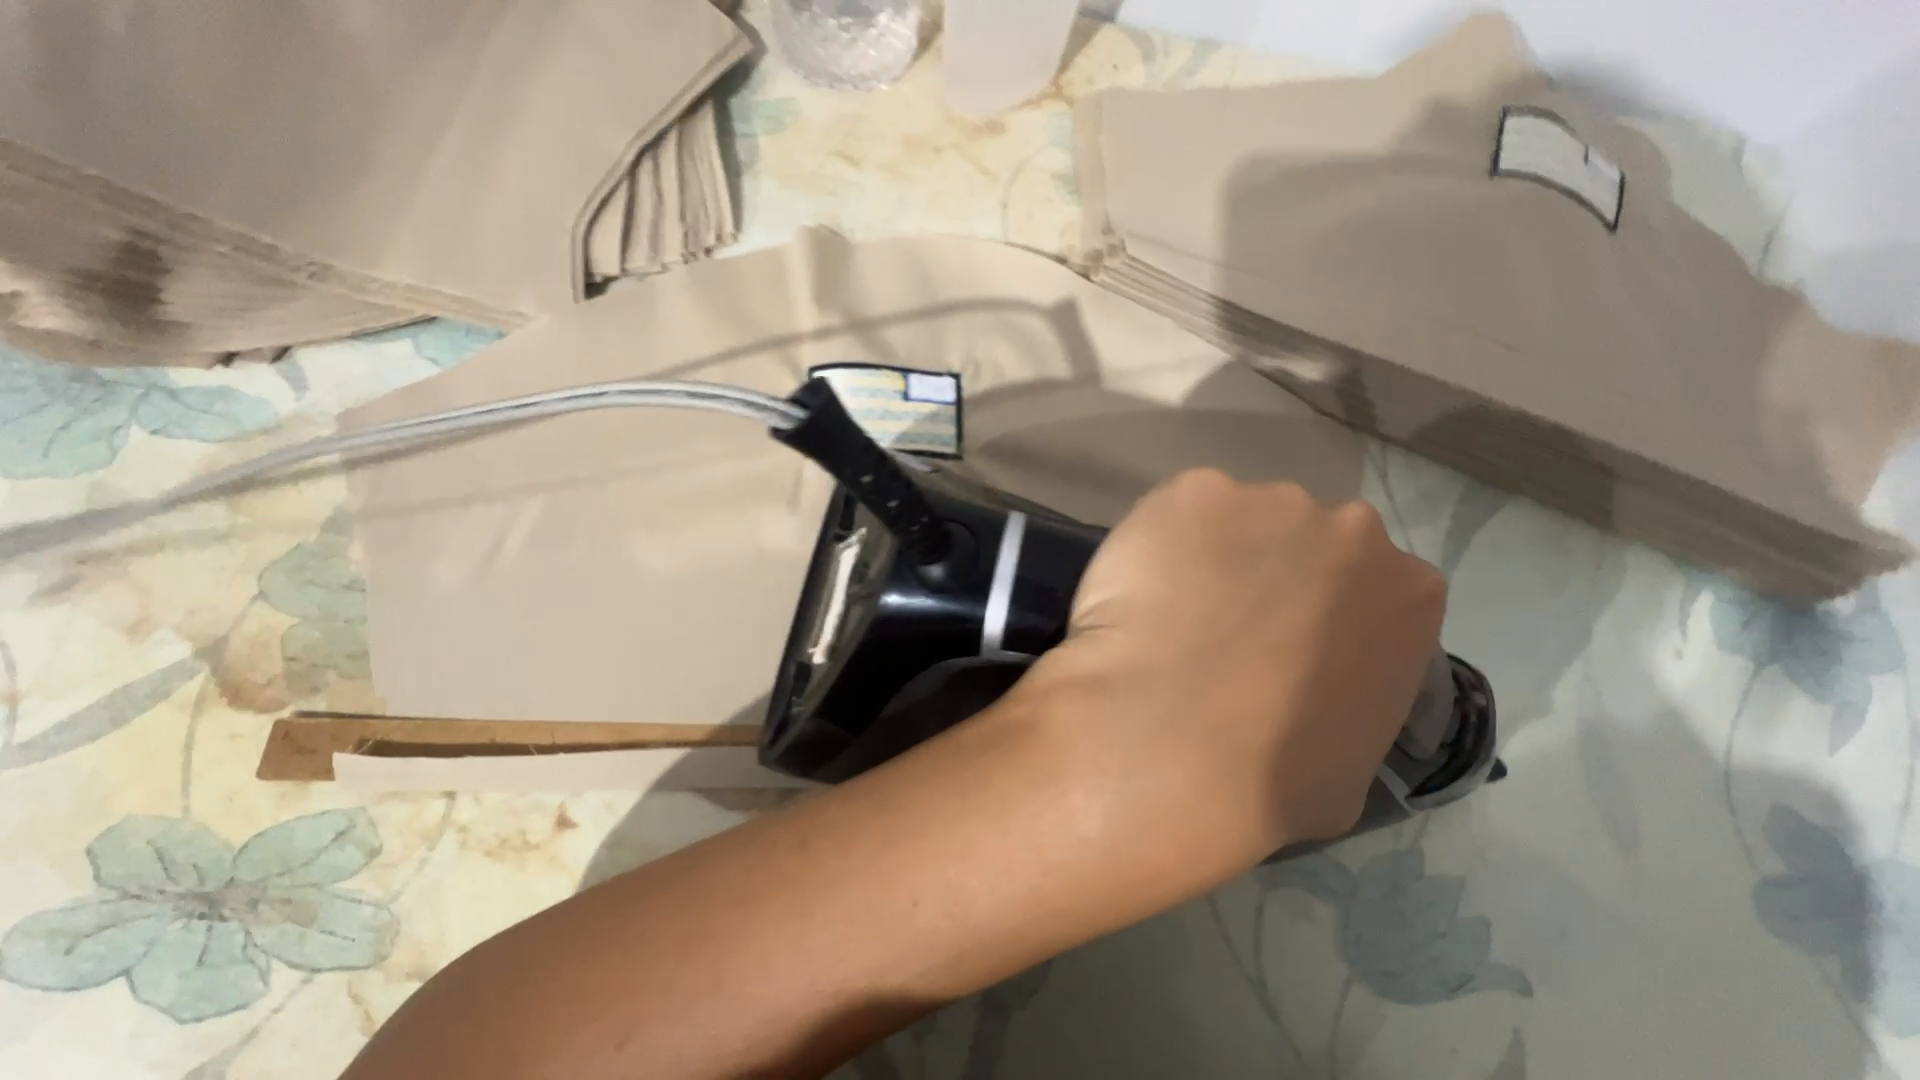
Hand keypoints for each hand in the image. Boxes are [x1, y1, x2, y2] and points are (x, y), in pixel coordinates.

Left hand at [1013, 469, 1446, 877]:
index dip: (1325, 618)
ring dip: (1214, 558)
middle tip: (1223, 629)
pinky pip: (1176, 516)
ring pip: (1240, 524)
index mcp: (1410, 593)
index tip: (1286, 650)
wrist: (1173, 742)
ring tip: (1169, 615)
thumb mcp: (1353, 766)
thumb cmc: (1275, 777)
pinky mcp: (1192, 493)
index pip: (1375, 591)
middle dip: (1273, 577)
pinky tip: (1136, 595)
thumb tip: (1315, 709)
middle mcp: (1351, 529)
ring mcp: (1269, 502)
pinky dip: (1157, 546)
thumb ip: (1349, 710)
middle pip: (1310, 543)